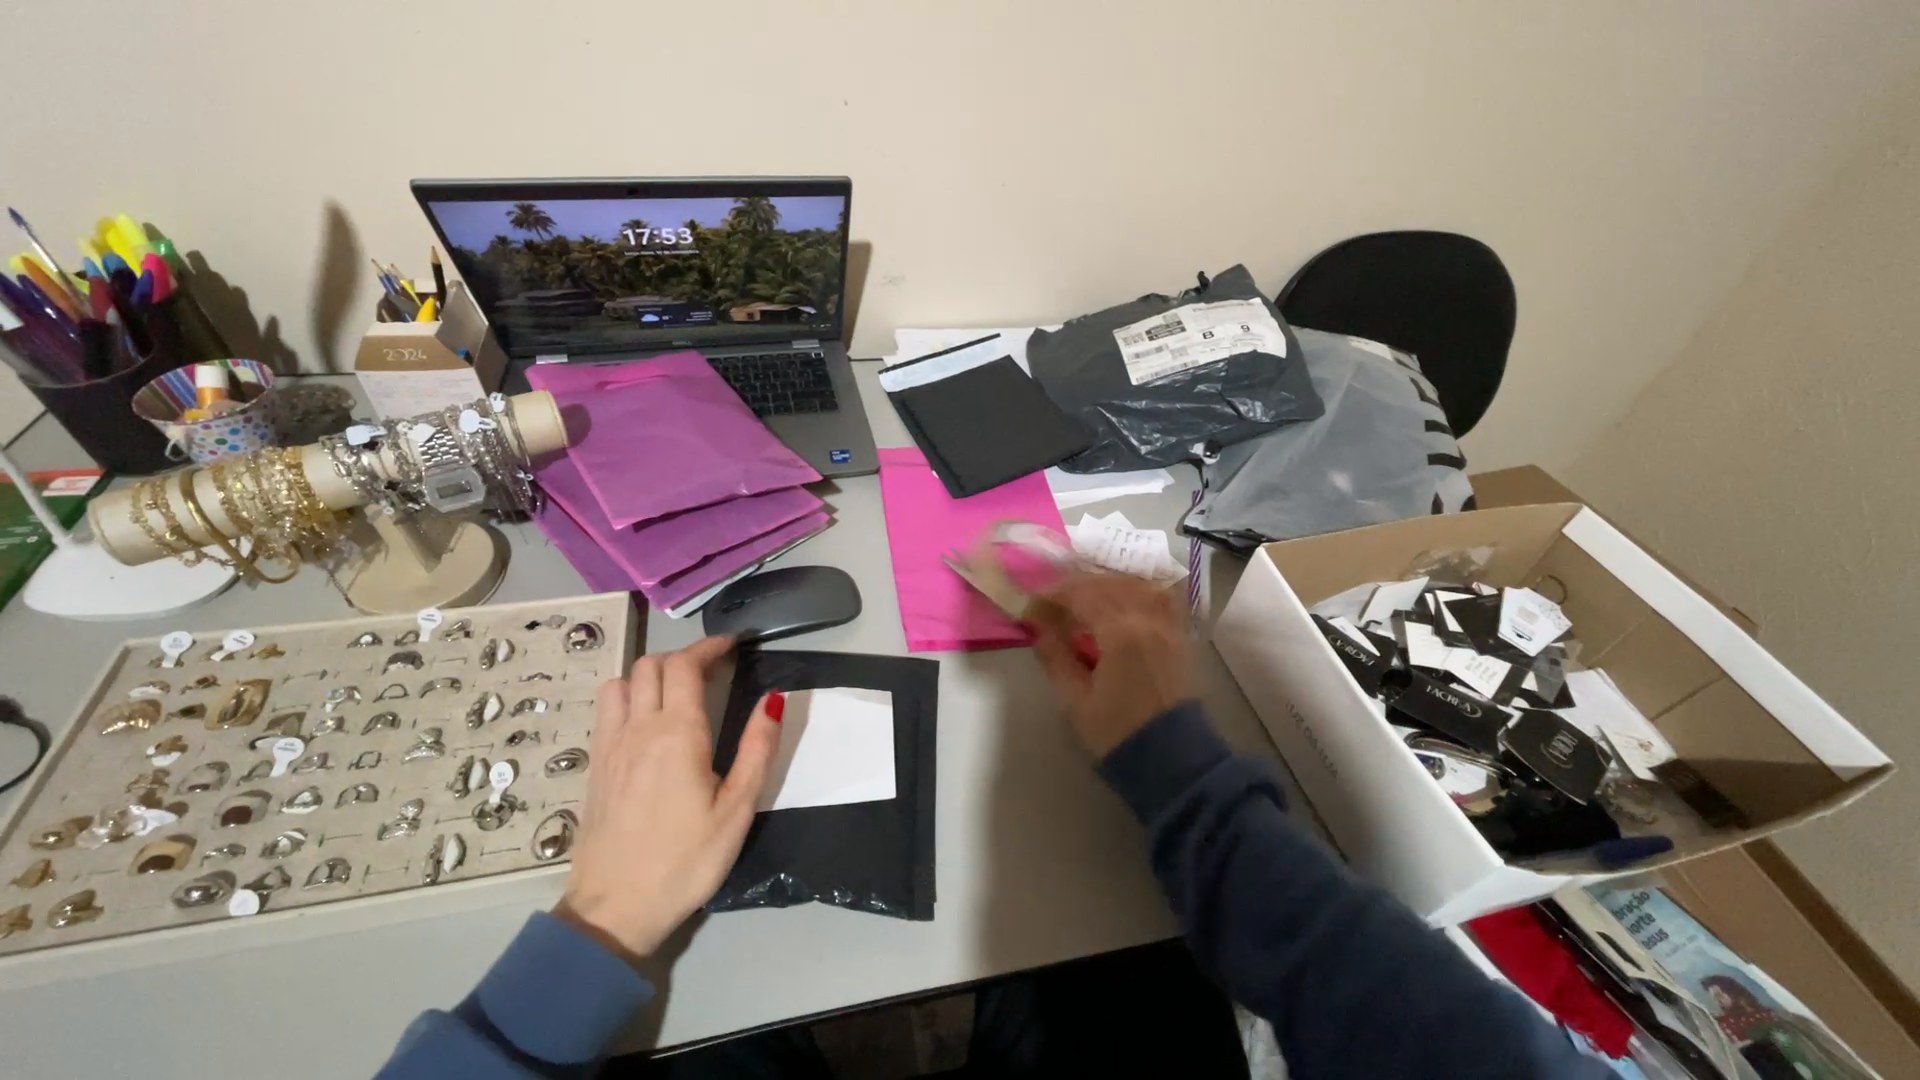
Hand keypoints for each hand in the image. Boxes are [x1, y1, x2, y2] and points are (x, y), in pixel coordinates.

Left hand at [555, 635, 783, 959]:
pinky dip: (627, 696)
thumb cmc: (686, 861)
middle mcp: (638, 728)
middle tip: (712, 668)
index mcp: (678, 733)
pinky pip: (606, 710)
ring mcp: (609, 746)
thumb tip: (773, 699)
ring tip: (675, 691)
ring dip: (649, 674)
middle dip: (683, 655)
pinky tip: (645, 723)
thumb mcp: (738, 809)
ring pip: (621, 682)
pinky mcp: (595, 766)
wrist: (615, 909)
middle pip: (651, 665)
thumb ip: (758, 748)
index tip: (732, 645)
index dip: (709, 646)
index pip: (686, 665)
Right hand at [1029, 573, 1196, 757]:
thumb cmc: (1119, 734)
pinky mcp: (1181, 638)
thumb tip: (1041, 631)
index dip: (1053, 597)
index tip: (1032, 609)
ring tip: (1085, 600)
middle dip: (1076, 588)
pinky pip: (1160, 599)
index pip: (1082, 596)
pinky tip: (1123, 603)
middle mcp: (1149, 620)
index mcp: (1121, 633)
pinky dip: (1137, 593)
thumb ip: (1057, 659)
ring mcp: (1170, 627)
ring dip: (1108, 585)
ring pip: (1138, 585)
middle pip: (1109, 585)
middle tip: (1052, 604)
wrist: (1173, 761)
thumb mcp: (1076, 702)